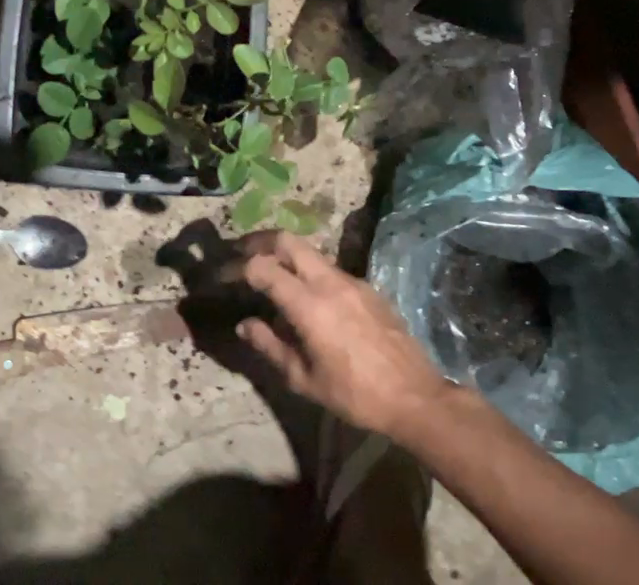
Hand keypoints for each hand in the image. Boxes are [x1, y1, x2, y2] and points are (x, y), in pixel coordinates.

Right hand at [234, 231, 461, 440]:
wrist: (416, 398)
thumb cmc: (355, 394)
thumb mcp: (303, 379)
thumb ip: (270, 346)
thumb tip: (245, 324)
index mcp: (309, 304)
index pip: (263, 267)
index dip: (237, 267)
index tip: (222, 275)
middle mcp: (330, 282)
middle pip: (288, 240)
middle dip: (259, 242)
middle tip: (241, 254)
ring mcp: (353, 282)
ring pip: (311, 253)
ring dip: (286, 257)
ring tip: (271, 278)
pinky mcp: (369, 289)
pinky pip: (330, 271)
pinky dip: (310, 274)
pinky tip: (307, 301)